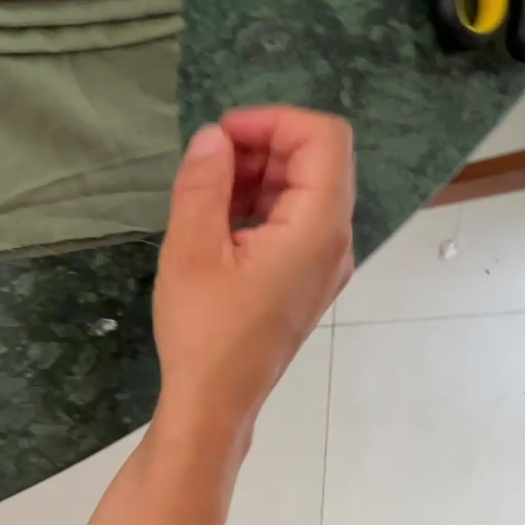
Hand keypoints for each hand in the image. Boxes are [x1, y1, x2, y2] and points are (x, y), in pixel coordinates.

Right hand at [151, 107, 354, 436]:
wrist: (212, 403)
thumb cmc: (202, 330)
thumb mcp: (190, 254)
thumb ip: (201, 188)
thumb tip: (210, 139)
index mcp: (317, 226)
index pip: (322, 139)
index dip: (273, 121)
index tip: (219, 134)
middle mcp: (334, 241)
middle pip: (316, 165)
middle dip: (262, 150)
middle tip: (204, 164)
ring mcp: (322, 267)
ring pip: (302, 198)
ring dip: (257, 182)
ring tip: (202, 197)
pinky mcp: (302, 287)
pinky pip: (291, 230)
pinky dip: (258, 214)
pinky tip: (216, 230)